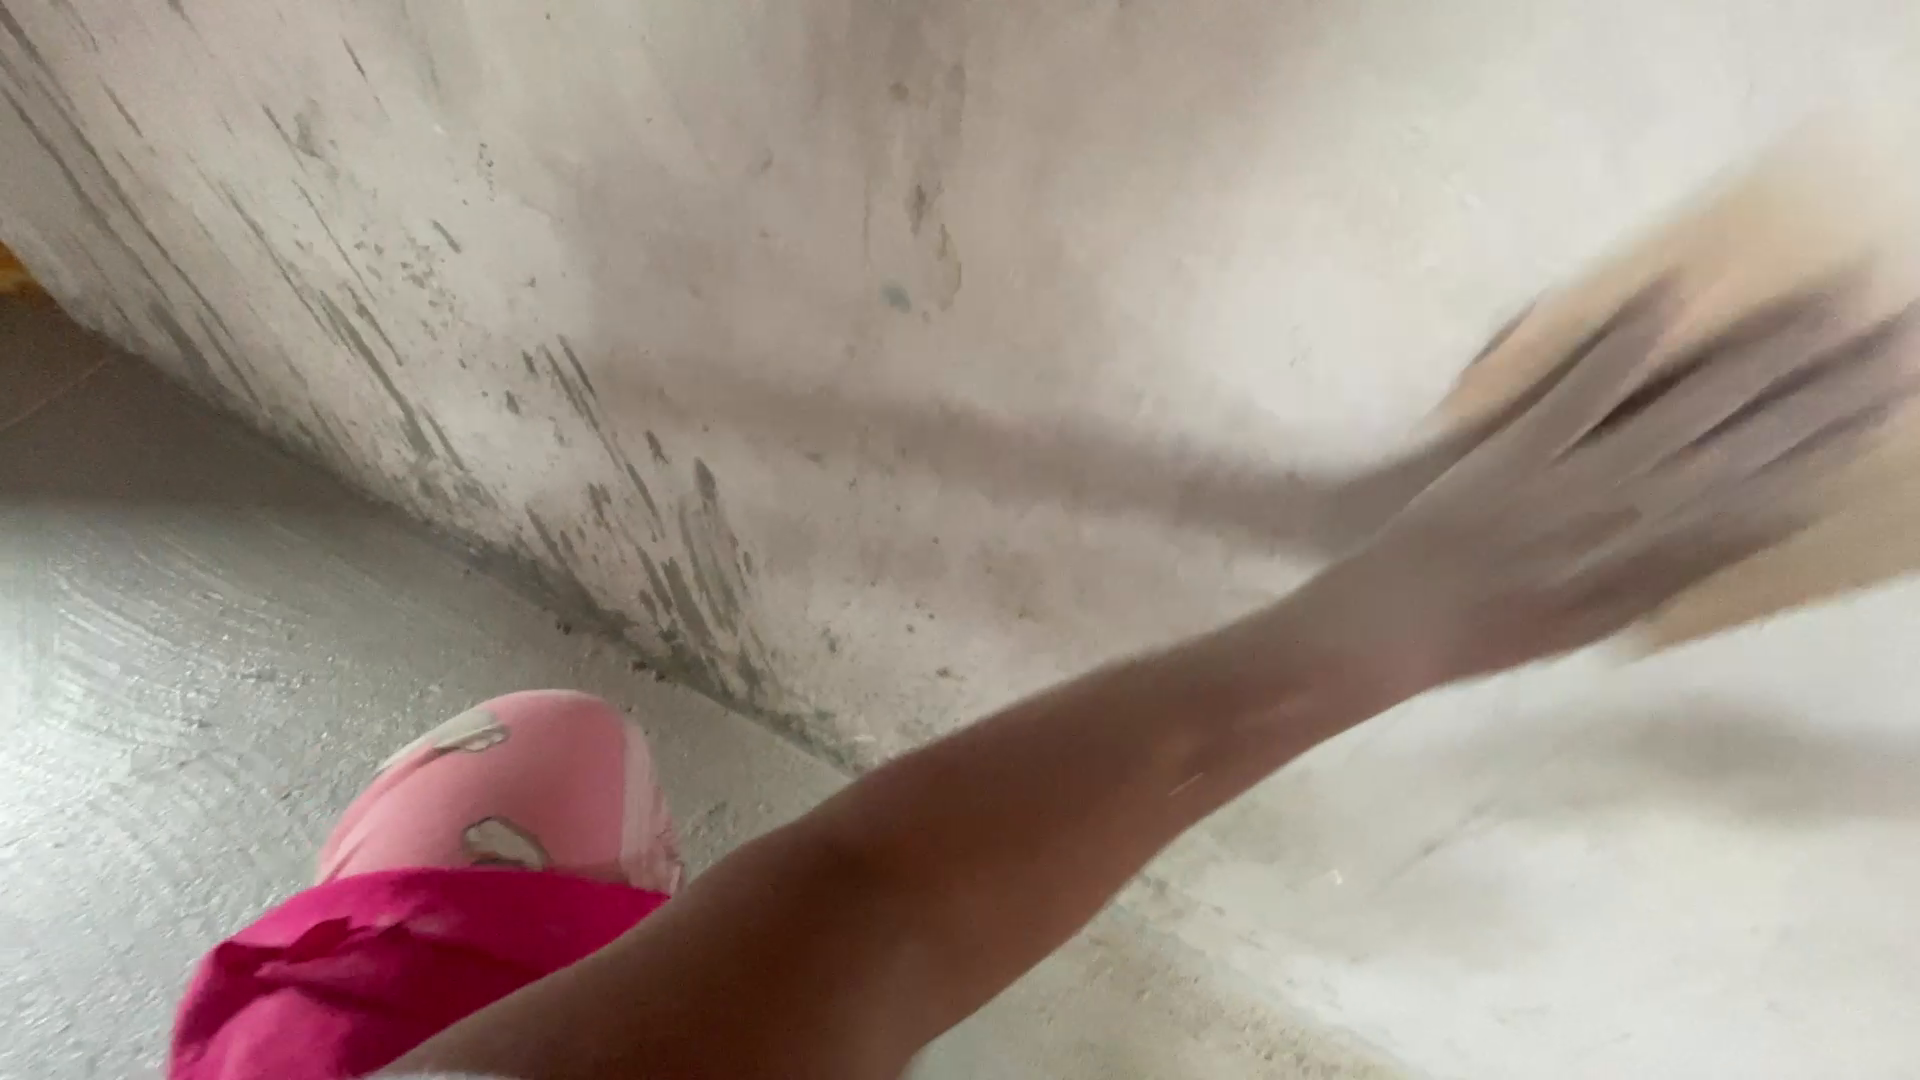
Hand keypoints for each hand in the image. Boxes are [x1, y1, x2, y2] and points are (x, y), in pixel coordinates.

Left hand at [1299, 283, 1919, 692]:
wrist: (1394, 623)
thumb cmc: (1482, 633)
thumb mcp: (1588, 625)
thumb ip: (1662, 583)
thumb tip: (1720, 540)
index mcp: (1655, 565)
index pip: (1773, 496)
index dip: (1837, 448)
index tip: (1893, 404)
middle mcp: (1634, 518)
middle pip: (1751, 440)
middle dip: (1831, 386)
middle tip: (1902, 329)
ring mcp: (1573, 480)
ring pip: (1686, 408)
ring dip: (1762, 352)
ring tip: (1830, 300)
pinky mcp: (1512, 453)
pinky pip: (1579, 392)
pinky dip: (1624, 344)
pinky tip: (1674, 294)